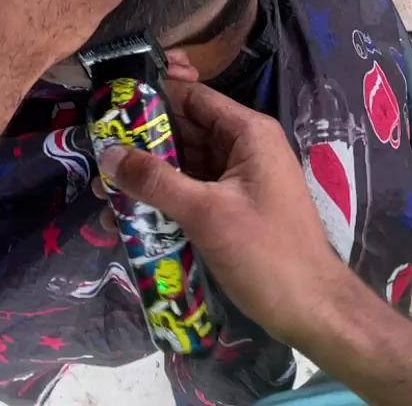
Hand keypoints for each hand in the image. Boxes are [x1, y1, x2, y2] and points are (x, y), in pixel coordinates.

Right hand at [98, 80, 358, 346]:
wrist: (315, 312)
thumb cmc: (266, 253)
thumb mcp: (206, 214)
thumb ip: (156, 181)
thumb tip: (107, 154)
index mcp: (248, 132)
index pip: (193, 98)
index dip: (152, 99)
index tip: (110, 109)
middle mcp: (244, 147)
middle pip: (186, 131)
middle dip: (143, 144)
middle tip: (97, 156)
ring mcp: (240, 179)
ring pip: (186, 165)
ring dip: (150, 177)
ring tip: (104, 191)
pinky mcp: (234, 208)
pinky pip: (193, 192)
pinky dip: (166, 200)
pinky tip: (130, 218)